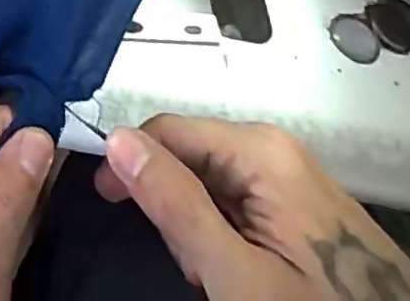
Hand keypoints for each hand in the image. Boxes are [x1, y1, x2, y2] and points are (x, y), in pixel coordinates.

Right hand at [96, 116, 409, 300]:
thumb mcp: (239, 275)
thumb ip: (175, 204)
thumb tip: (116, 138)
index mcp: (259, 149)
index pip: (167, 130)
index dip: (131, 163)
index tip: (108, 204)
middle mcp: (275, 148)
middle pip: (189, 154)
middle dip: (176, 207)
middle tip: (196, 269)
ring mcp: (291, 175)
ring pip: (211, 181)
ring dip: (200, 227)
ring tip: (224, 279)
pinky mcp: (301, 203)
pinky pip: (240, 200)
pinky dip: (226, 235)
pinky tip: (243, 273)